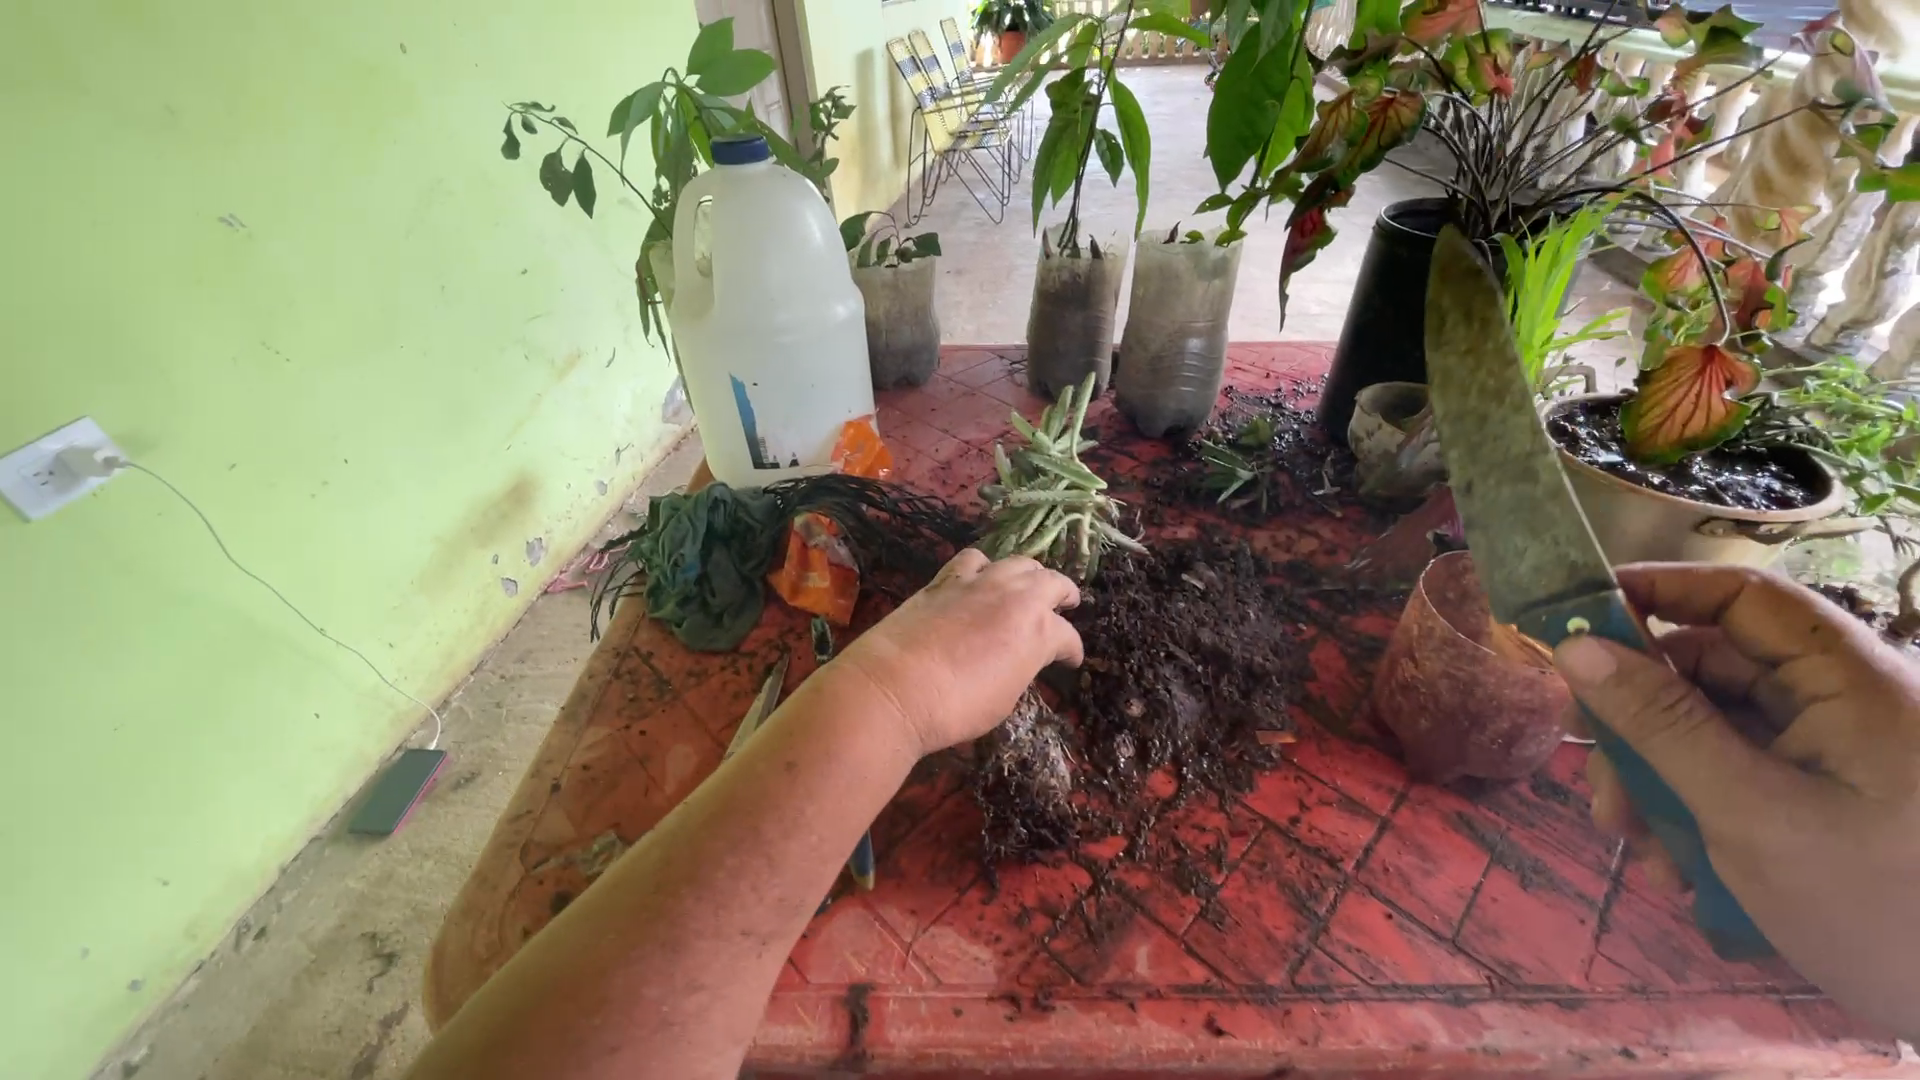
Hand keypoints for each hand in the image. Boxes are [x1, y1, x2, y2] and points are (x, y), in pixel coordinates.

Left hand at [833, 550, 1082, 758]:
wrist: (896, 687)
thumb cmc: (957, 707)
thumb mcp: (1005, 698)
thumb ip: (1020, 668)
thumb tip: (1019, 659)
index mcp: (1039, 631)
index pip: (1067, 637)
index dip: (1072, 650)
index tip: (1071, 660)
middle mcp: (1015, 597)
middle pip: (1051, 582)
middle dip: (1063, 594)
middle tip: (1067, 603)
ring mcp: (979, 582)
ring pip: (1016, 562)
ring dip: (1029, 573)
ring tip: (1029, 583)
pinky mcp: (945, 579)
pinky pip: (973, 559)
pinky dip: (984, 566)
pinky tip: (980, 576)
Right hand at [1553, 563, 1919, 1037]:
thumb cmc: (1885, 910)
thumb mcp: (1750, 813)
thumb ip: (1659, 722)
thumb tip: (1573, 647)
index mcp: (1855, 687)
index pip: (1744, 598)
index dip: (1658, 591)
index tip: (1575, 613)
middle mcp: (1844, 707)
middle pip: (1709, 669)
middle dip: (1633, 713)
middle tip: (1581, 749)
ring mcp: (1833, 757)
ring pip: (1705, 727)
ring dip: (1650, 773)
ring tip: (1630, 835)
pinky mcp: (1820, 799)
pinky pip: (1727, 774)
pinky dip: (1684, 806)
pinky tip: (1673, 862)